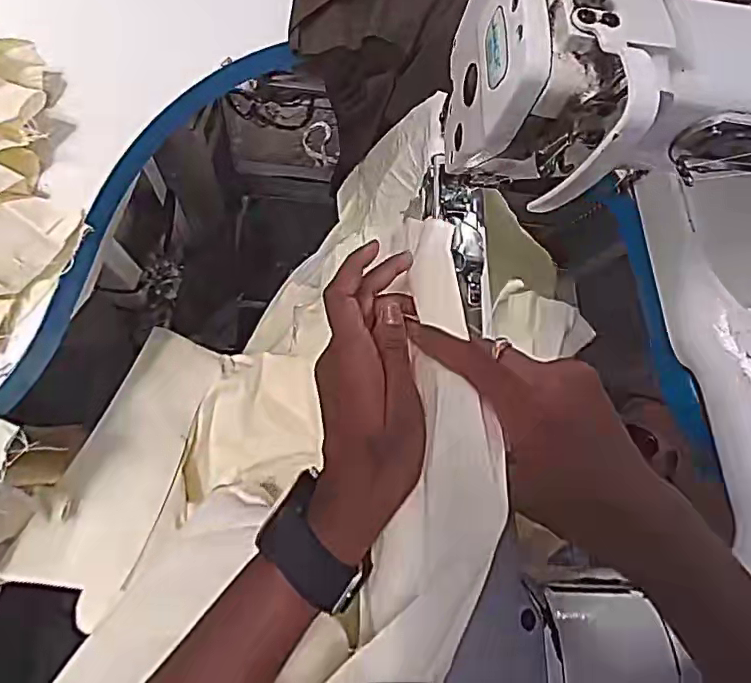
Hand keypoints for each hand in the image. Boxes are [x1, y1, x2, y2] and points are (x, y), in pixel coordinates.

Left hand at [308, 241, 424, 565]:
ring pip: (354, 320)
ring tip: (415, 302)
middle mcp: (336, 359)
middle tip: (407, 267)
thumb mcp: (403, 401)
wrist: (353, 501)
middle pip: (349, 303)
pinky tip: (403, 329)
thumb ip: (394, 349)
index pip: (341, 296)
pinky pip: (357, 340)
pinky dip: (378, 324)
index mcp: (350, 358)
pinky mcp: (341, 382)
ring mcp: (336, 371)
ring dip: (380, 301)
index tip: (377, 249)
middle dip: (377, 278)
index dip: (355, 266)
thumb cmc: (382, 460)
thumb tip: (388, 307)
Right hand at [410, 328, 668, 564]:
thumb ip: (482, 434)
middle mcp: (553, 378)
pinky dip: (529, 384)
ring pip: (519, 361)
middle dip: (472, 362)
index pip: (476, 360)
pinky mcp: (586, 375)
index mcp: (530, 406)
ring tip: (501, 411)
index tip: (416, 326)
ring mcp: (574, 373)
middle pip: (496, 354)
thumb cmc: (570, 506)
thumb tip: (456, 407)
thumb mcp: (510, 479)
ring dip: (503, 376)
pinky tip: (534, 415)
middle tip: (451, 377)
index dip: (441, 341)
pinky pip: (542, 370)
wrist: (631, 509)